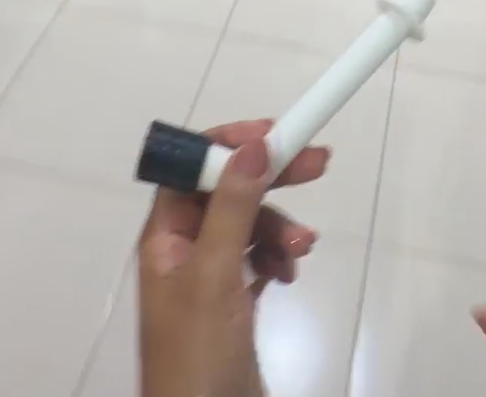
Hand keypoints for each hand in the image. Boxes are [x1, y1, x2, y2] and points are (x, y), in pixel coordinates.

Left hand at [139, 120, 329, 396]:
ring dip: (280, 228)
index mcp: (165, 236)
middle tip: (320, 162)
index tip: (274, 133)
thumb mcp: (214, 274)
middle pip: (229, 190)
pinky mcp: (234, 302)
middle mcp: (185, 249)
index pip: (193, 168)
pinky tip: (290, 274)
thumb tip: (253, 143)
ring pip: (250, 225)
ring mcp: (210, 277)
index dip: (230, 143)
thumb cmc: (200, 353)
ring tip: (304, 249)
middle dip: (271, 177)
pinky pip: (259, 258)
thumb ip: (233, 207)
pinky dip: (278, 257)